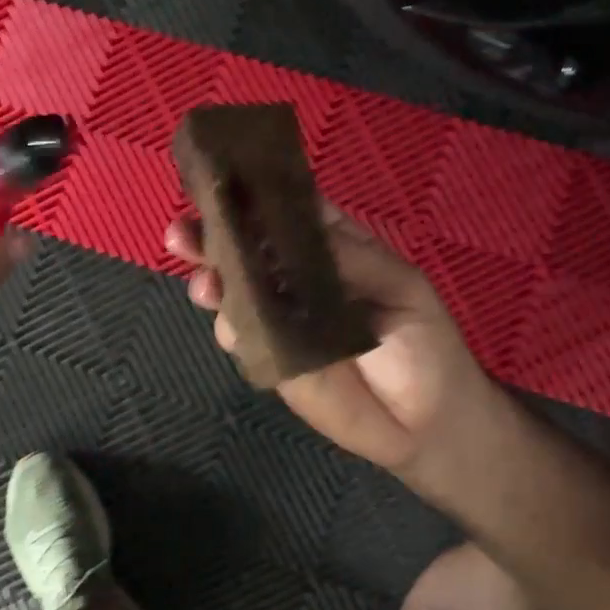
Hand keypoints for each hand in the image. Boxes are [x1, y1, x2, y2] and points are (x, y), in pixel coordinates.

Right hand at [163, 204, 503, 473]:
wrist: (427, 424)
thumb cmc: (424, 342)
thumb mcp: (400, 287)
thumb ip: (350, 258)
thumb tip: (294, 226)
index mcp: (330, 246)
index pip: (284, 212)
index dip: (252, 197)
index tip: (220, 185)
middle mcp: (295, 275)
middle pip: (245, 248)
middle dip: (209, 236)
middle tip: (182, 234)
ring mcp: (277, 317)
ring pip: (232, 290)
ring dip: (210, 281)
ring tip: (205, 285)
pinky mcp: (269, 357)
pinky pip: (240, 336)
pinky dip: (229, 327)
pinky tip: (231, 325)